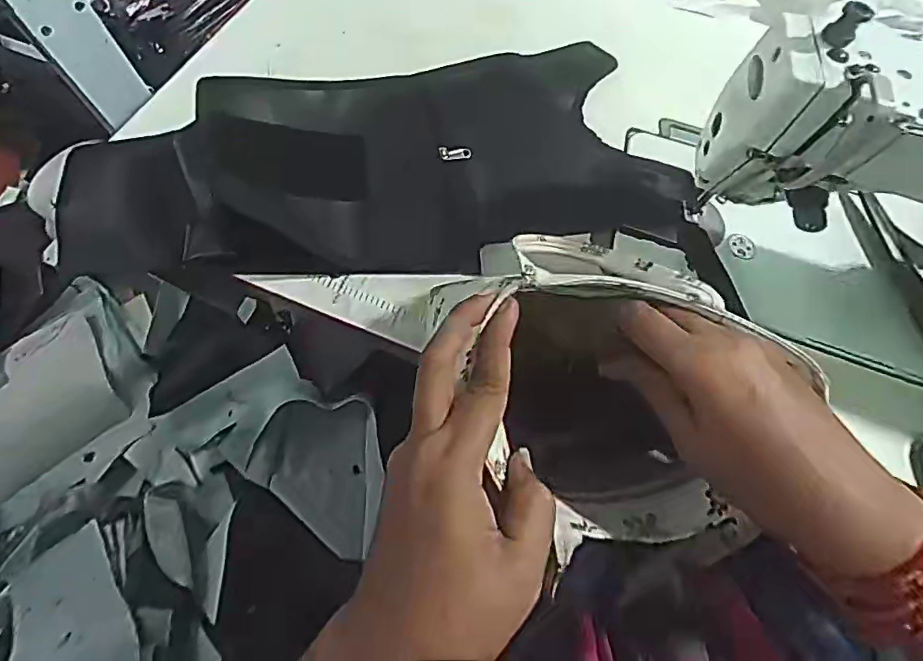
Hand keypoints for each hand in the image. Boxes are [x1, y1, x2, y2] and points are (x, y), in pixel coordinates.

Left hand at [308, 293, 554, 660]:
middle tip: (486, 296)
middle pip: (436, 365)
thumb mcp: (519, 569)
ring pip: (431, 387)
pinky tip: (484, 413)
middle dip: (459, 321)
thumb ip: (532, 503)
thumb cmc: (453, 617)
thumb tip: (524, 463)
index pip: (483, 387)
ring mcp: (406, 458)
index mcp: (451, 467)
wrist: (389, 644)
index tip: (509, 308)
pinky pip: (433, 420)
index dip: (499, 341)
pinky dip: (455, 396)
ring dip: (457, 353)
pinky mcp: (403, 472)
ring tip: (491, 338)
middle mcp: (421, 450)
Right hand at [602, 300, 922, 576]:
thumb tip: (620, 362)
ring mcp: (753, 341)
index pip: (640, 316)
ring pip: (694, 316)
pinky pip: (722, 331)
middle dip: (644, 325)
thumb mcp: (691, 442)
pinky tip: (702, 376)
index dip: (617, 326)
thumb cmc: (763, 482)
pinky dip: (701, 341)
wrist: (846, 501)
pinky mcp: (772, 351)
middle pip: (667, 308)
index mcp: (699, 361)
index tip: (609, 346)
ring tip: (664, 368)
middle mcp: (726, 339)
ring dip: (673, 332)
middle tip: (630, 357)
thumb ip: (653, 389)